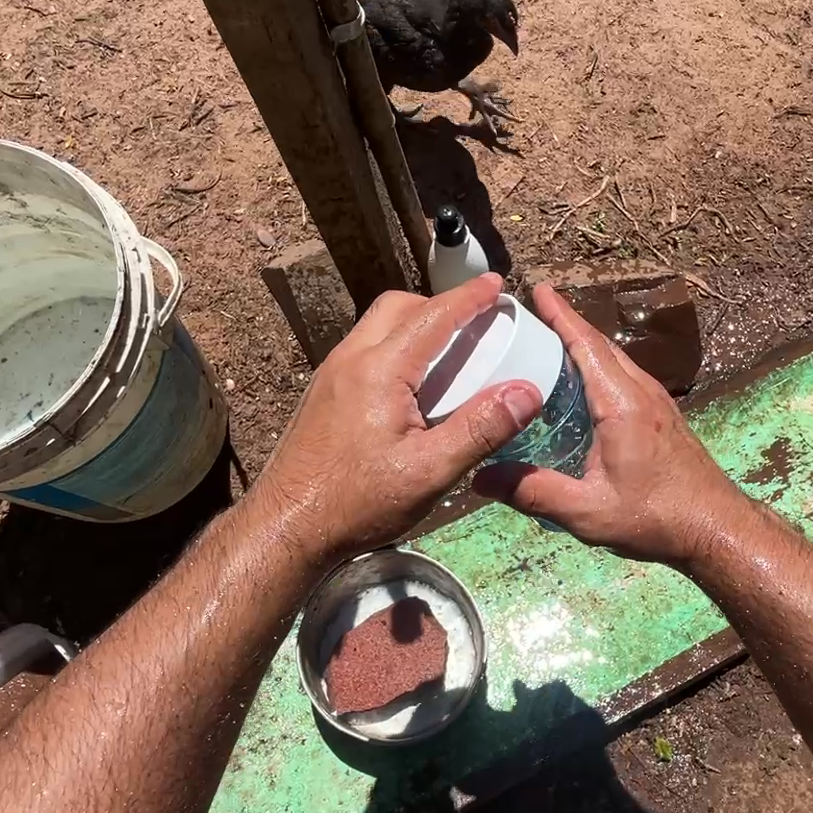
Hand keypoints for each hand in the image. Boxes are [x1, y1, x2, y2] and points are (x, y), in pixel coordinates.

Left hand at [249, 274, 542, 565]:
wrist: (286, 527)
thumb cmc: (358, 502)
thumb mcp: (430, 472)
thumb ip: (480, 429)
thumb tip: (527, 392)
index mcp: (380, 370)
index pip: (433, 316)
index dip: (469, 298)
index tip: (496, 285)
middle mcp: (351, 360)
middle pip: (398, 307)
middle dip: (438, 305)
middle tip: (472, 325)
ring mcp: (330, 376)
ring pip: (377, 327)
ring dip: (414, 326)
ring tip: (446, 355)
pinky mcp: (322, 395)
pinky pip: (365, 351)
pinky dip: (395, 348)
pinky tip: (410, 389)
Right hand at [473, 284, 751, 565]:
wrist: (714, 528)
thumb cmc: (654, 518)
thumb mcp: (587, 511)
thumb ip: (534, 492)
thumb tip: (479, 479)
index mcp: (621, 404)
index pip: (586, 345)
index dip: (560, 315)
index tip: (537, 290)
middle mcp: (641, 391)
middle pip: (599, 345)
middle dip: (564, 324)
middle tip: (527, 317)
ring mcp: (655, 400)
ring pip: (613, 359)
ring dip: (580, 344)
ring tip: (544, 345)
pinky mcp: (660, 414)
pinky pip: (621, 375)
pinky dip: (594, 366)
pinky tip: (575, 386)